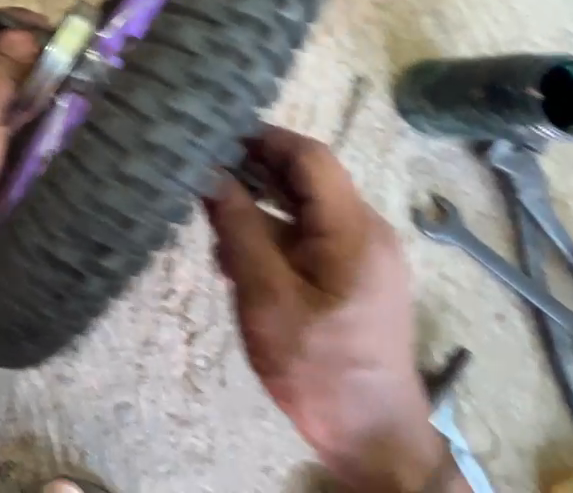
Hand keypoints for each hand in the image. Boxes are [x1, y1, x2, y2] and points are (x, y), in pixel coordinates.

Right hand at [206, 126, 447, 492]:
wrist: (373, 439)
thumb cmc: (317, 366)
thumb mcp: (266, 295)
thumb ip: (238, 227)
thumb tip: (209, 172)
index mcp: (355, 230)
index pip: (310, 157)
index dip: (262, 136)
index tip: (212, 132)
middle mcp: (368, 232)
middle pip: (308, 178)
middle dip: (253, 170)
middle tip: (199, 172)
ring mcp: (365, 256)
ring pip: (304, 207)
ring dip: (258, 205)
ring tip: (212, 222)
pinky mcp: (355, 278)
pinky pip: (310, 235)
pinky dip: (272, 232)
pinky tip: (237, 256)